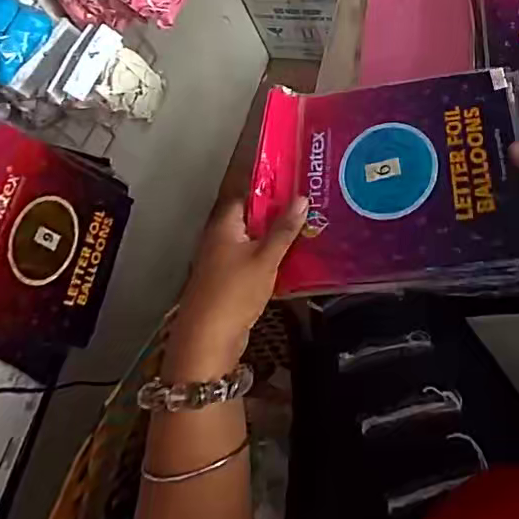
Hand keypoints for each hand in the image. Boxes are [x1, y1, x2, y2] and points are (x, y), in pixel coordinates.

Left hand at [163, 192, 305, 380]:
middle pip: (252, 215)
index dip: (270, 183)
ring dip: (278, 233)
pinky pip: (255, 257)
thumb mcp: (265, 258)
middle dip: (279, 209)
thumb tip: (302, 198)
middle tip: (310, 198)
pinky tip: (296, 254)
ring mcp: (224, 260)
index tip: (296, 175)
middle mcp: (221, 238)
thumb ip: (284, 229)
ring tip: (310, 222)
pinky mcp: (231, 280)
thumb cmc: (234, 293)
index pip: (247, 193)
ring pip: (255, 238)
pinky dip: (273, 253)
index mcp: (224, 225)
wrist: (208, 343)